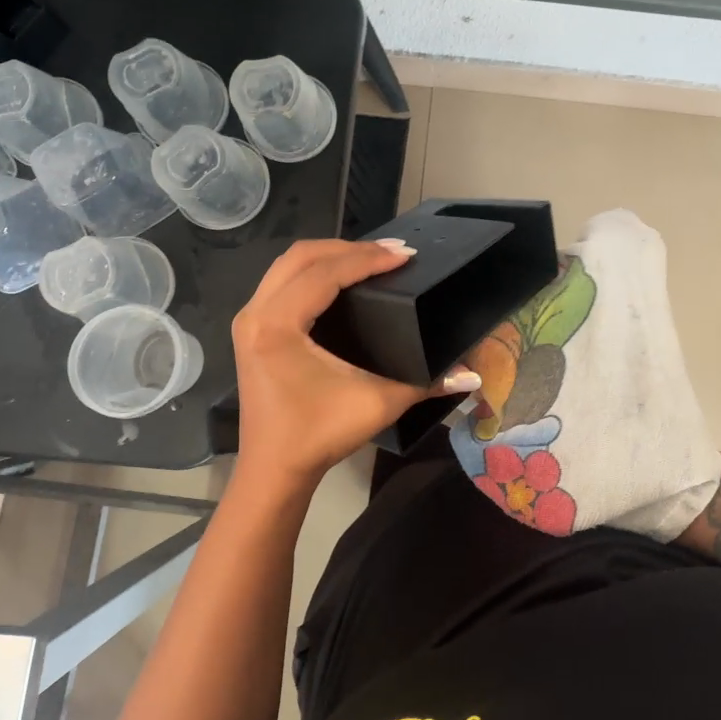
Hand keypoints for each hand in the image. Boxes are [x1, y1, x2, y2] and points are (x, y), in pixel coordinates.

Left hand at [231, 239, 479, 488]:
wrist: (273, 470)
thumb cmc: (318, 436)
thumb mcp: (376, 405)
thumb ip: (424, 383)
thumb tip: (471, 375)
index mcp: (277, 325)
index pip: (325, 274)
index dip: (368, 259)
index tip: (405, 256)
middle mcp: (256, 313)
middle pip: (302, 257)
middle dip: (349, 249)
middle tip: (392, 253)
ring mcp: (249, 320)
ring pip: (288, 266)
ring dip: (330, 256)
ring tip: (373, 259)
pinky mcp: (251, 329)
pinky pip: (282, 282)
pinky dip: (313, 271)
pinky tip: (343, 278)